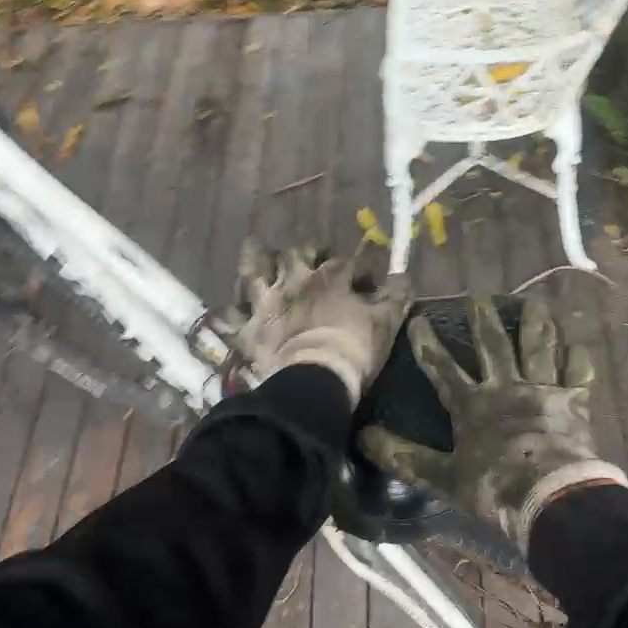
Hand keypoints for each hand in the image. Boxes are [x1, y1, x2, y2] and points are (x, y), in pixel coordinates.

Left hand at [231, 240, 410, 404]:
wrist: (314, 380)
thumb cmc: (353, 349)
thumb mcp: (386, 322)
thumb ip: (396, 297)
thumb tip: (404, 276)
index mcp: (331, 278)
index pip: (347, 263)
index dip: (358, 268)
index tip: (366, 280)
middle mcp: (295, 281)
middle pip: (296, 254)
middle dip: (305, 251)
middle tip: (311, 257)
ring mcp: (267, 303)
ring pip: (253, 270)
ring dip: (254, 258)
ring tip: (254, 247)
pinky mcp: (249, 329)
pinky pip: (229, 317)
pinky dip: (226, 313)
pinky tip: (222, 309)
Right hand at [360, 295, 627, 549]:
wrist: (548, 493)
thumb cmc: (492, 486)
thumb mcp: (441, 476)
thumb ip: (404, 456)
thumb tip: (363, 437)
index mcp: (472, 404)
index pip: (443, 368)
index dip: (429, 344)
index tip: (419, 319)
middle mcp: (506, 387)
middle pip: (494, 346)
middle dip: (483, 320)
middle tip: (479, 296)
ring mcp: (543, 390)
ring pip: (538, 348)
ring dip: (536, 325)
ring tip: (535, 303)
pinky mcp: (574, 401)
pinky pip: (578, 373)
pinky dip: (577, 358)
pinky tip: (577, 345)